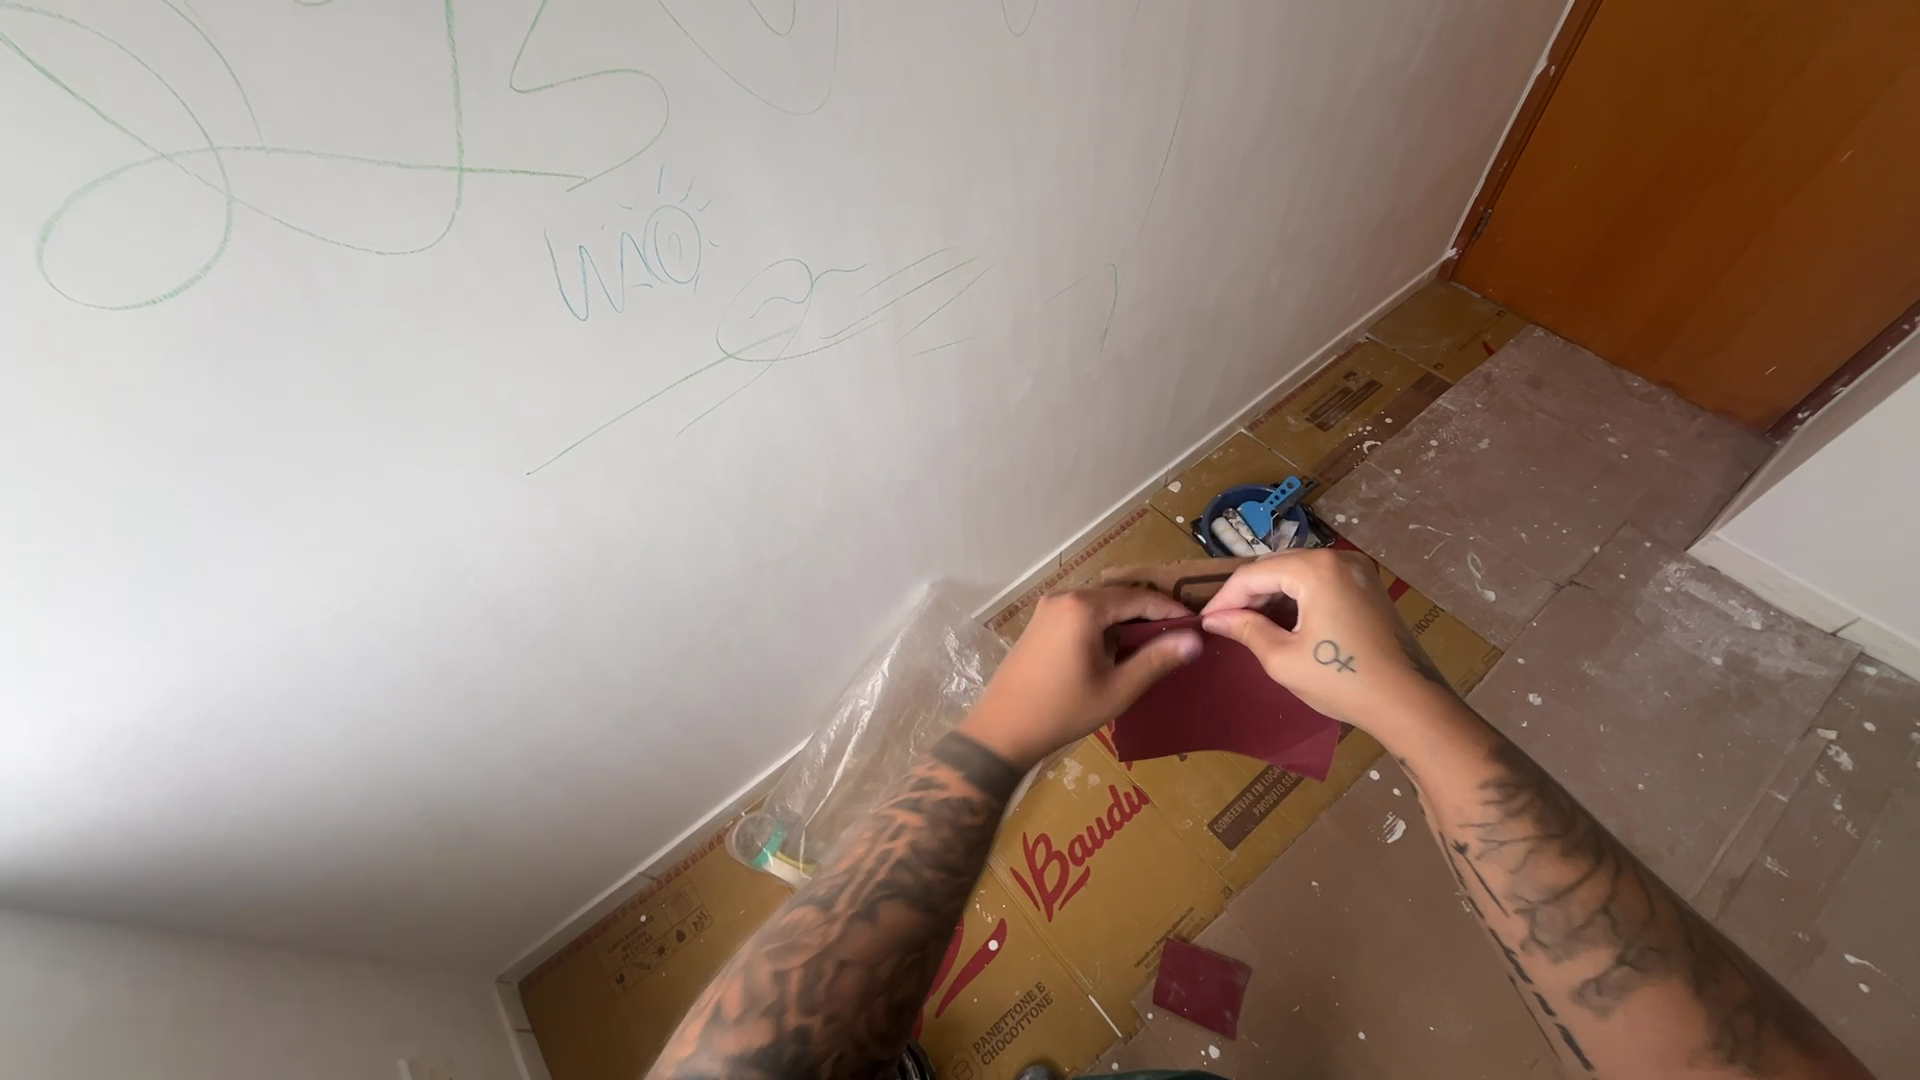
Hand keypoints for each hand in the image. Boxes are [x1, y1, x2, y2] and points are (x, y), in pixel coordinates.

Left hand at [961, 586, 1201, 768]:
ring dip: (1124, 618)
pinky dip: (1102, 624)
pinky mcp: (1039, 623)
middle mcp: (1063, 597)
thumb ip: (1157, 659)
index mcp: (1083, 608)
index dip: (1169, 609)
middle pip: (1117, 595)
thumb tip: (1195, 639)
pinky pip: (1080, 612)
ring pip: (1098, 603)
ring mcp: (1047, 609)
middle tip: (1177, 634)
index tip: (1195, 625)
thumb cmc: (1063, 710)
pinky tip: (1116, 649)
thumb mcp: (1118, 689)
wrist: (1003, 728)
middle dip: (1148, 611)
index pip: (1138, 597)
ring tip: (1152, 643)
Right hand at [1199, 549, 1451, 730]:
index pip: (1252, 575)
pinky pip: (1318, 582)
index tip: (1203, 621)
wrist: (1410, 704)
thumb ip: (1245, 630)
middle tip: (1222, 623)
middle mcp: (1337, 558)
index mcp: (1315, 569)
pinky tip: (1280, 621)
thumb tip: (1214, 620)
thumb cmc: (1341, 679)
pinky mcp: (1367, 587)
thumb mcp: (1282, 658)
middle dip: (1246, 595)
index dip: (1223, 598)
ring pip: (1295, 574)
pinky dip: (1294, 598)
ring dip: (1269, 596)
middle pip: (1275, 568)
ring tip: (1246, 624)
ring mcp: (1357, 570)